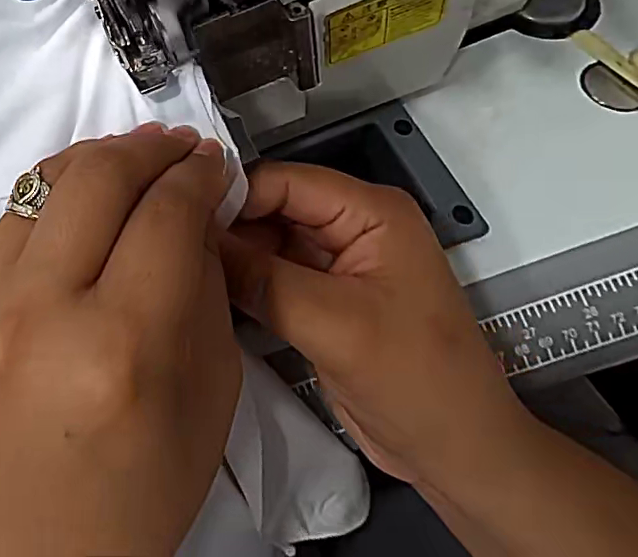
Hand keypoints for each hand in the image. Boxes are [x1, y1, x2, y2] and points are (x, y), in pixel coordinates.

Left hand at [0, 125, 241, 556]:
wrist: (33, 548)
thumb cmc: (140, 489)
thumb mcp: (210, 390)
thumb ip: (206, 283)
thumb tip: (195, 207)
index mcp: (120, 345)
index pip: (165, 215)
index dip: (197, 175)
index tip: (214, 164)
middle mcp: (46, 310)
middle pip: (101, 178)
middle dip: (151, 148)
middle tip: (181, 146)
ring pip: (50, 179)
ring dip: (104, 153)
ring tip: (140, 154)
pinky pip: (18, 210)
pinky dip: (61, 183)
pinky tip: (89, 187)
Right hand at [220, 163, 637, 556]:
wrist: (460, 456)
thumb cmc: (416, 381)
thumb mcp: (334, 324)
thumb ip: (261, 277)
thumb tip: (196, 242)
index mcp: (370, 211)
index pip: (285, 181)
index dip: (234, 196)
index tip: (183, 219)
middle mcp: (352, 224)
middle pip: (273, 206)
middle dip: (229, 225)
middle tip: (177, 248)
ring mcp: (337, 260)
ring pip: (268, 239)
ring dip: (234, 254)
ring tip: (186, 268)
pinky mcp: (324, 293)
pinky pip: (273, 271)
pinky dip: (246, 279)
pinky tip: (210, 289)